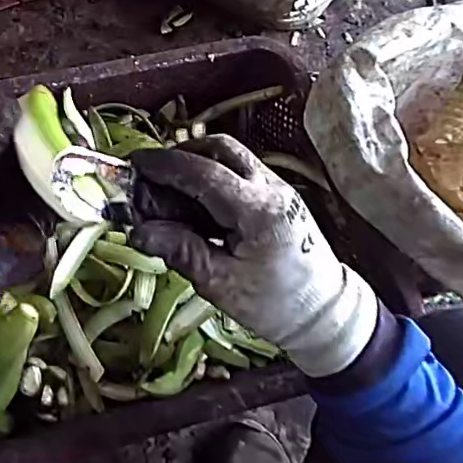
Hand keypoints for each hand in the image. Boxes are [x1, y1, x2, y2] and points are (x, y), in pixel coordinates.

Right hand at [129, 137, 378, 377]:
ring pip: (231, 154)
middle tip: (152, 173)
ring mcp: (278, 187)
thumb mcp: (219, 283)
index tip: (135, 165)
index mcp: (257, 210)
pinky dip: (213, 172)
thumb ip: (178, 250)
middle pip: (218, 147)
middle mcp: (271, 188)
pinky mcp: (279, 194)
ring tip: (171, 186)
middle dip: (180, 154)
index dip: (164, 165)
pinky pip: (240, 169)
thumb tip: (137, 231)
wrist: (327, 314)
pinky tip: (197, 200)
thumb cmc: (276, 305)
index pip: (202, 172)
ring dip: (197, 160)